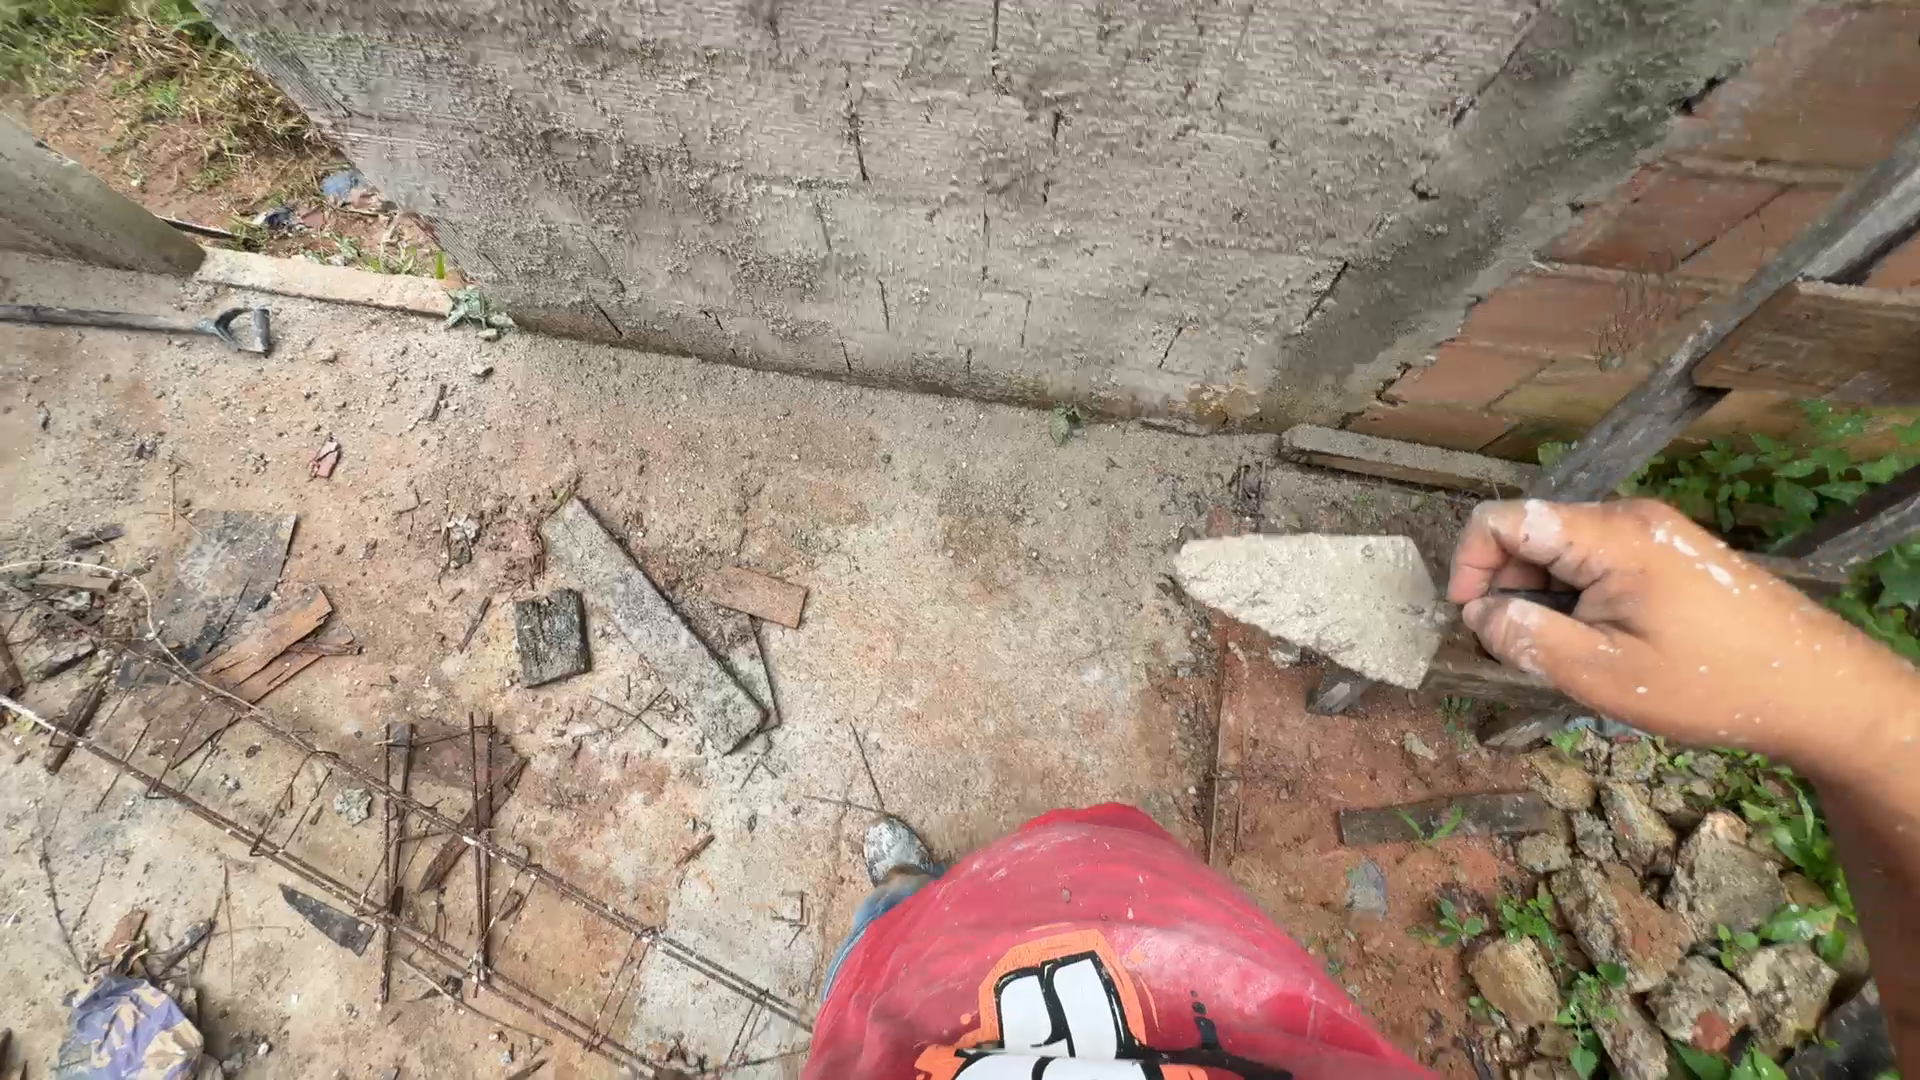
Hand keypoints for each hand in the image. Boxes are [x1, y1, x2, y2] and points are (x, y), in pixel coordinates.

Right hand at [1446, 498, 1917, 765]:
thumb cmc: (1713, 687)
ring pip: (1553, 549)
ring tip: (1552, 644)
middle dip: (1499, 584)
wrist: (1831, 698)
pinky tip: (1586, 634)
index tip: (1467, 613)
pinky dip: (1566, 594)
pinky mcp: (1662, 552)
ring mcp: (1649, 534)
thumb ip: (1523, 636)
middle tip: (1510, 639)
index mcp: (1611, 537)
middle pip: (1524, 533)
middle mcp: (1627, 520)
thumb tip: (1477, 614)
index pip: (1501, 520)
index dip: (1467, 562)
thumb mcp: (1601, 673)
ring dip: (1533, 593)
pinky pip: (1586, 559)